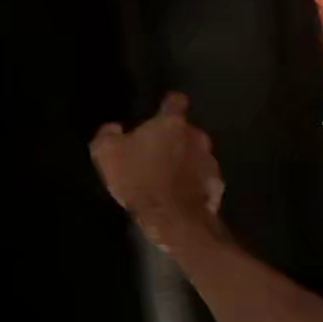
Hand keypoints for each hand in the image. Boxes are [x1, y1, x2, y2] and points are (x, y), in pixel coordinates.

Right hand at [90, 92, 225, 252]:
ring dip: (183, 161)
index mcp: (171, 124)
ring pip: (195, 155)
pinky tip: (176, 196)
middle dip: (172, 139)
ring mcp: (210, 162)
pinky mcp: (216, 187)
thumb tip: (114, 128)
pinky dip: (191, 184)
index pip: (175, 101)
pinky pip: (202, 179)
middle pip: (185, 130)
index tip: (159, 112)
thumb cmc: (138, 179)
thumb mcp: (106, 154)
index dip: (167, 104)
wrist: (173, 220)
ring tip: (164, 178)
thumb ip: (106, 134)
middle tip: (154, 153)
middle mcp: (197, 137)